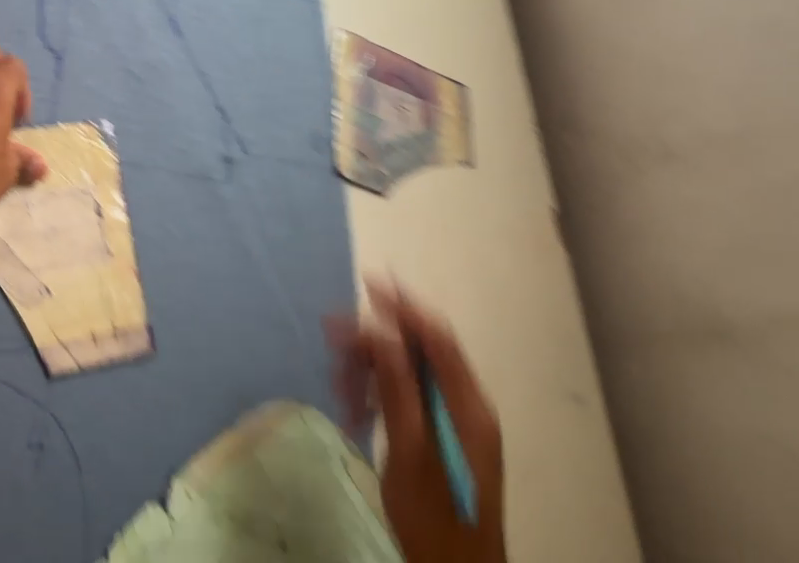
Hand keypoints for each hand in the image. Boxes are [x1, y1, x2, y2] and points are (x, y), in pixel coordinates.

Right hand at [329, 280, 505, 562]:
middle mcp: (465, 405)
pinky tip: (354, 414)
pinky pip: (405, 400)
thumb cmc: (433, 514)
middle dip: (373, 344)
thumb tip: (383, 330)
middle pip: (417, 352)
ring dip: (370, 375)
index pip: (435, 336)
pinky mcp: (438, 438)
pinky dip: (378, 399)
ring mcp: (453, 422)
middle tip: (331, 340)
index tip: (368, 283)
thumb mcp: (410, 449)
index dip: (403, 305)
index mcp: (467, 404)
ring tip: (341, 395)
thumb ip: (399, 386)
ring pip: (406, 375)